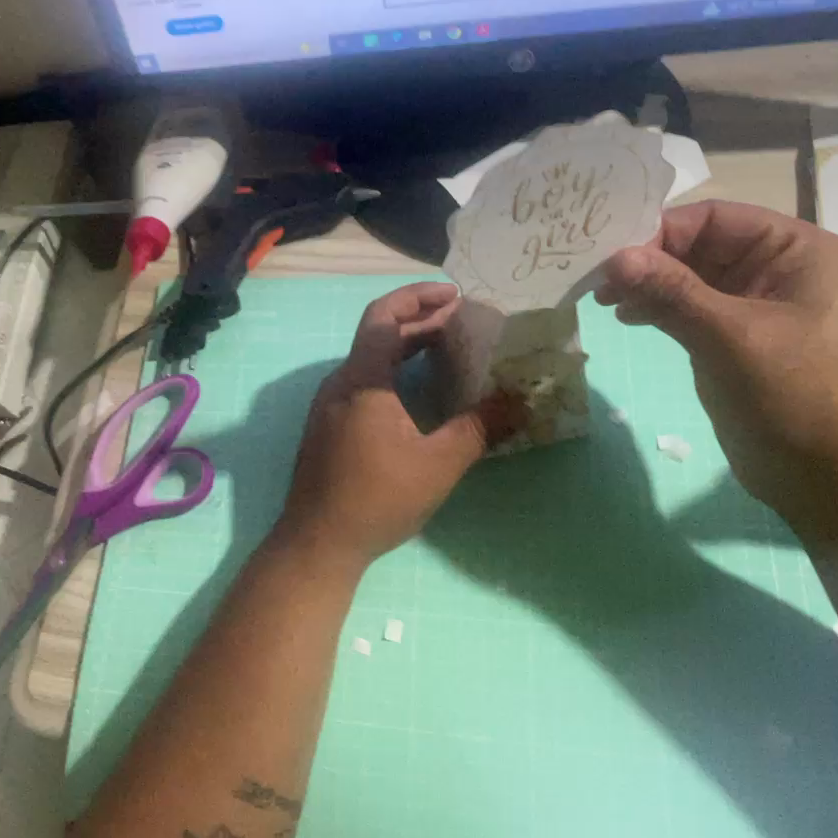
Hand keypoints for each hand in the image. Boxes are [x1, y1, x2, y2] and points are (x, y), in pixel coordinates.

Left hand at [277, 282, 519, 569]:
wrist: (317, 542)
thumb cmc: (377, 499)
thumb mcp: (438, 463)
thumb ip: (479, 427)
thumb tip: (520, 401)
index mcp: (361, 380)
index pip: (383, 316)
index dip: (417, 298)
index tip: (455, 296)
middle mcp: (338, 384)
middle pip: (376, 335)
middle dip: (419, 323)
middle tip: (462, 323)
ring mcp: (327, 407)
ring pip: (368, 361)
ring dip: (405, 349)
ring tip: (447, 351)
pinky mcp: (326, 428)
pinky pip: (361, 384)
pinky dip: (391, 374)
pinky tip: (417, 394)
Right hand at [593, 200, 837, 528]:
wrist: (832, 479)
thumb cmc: (797, 398)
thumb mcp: (731, 337)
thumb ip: (672, 293)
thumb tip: (614, 258)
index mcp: (797, 251)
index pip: (714, 219)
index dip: (659, 231)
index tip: (607, 257)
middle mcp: (778, 269)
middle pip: (699, 245)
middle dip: (648, 260)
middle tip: (595, 282)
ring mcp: (756, 307)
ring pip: (690, 279)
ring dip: (647, 286)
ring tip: (605, 303)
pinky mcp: (737, 341)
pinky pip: (691, 310)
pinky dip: (658, 310)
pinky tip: (628, 318)